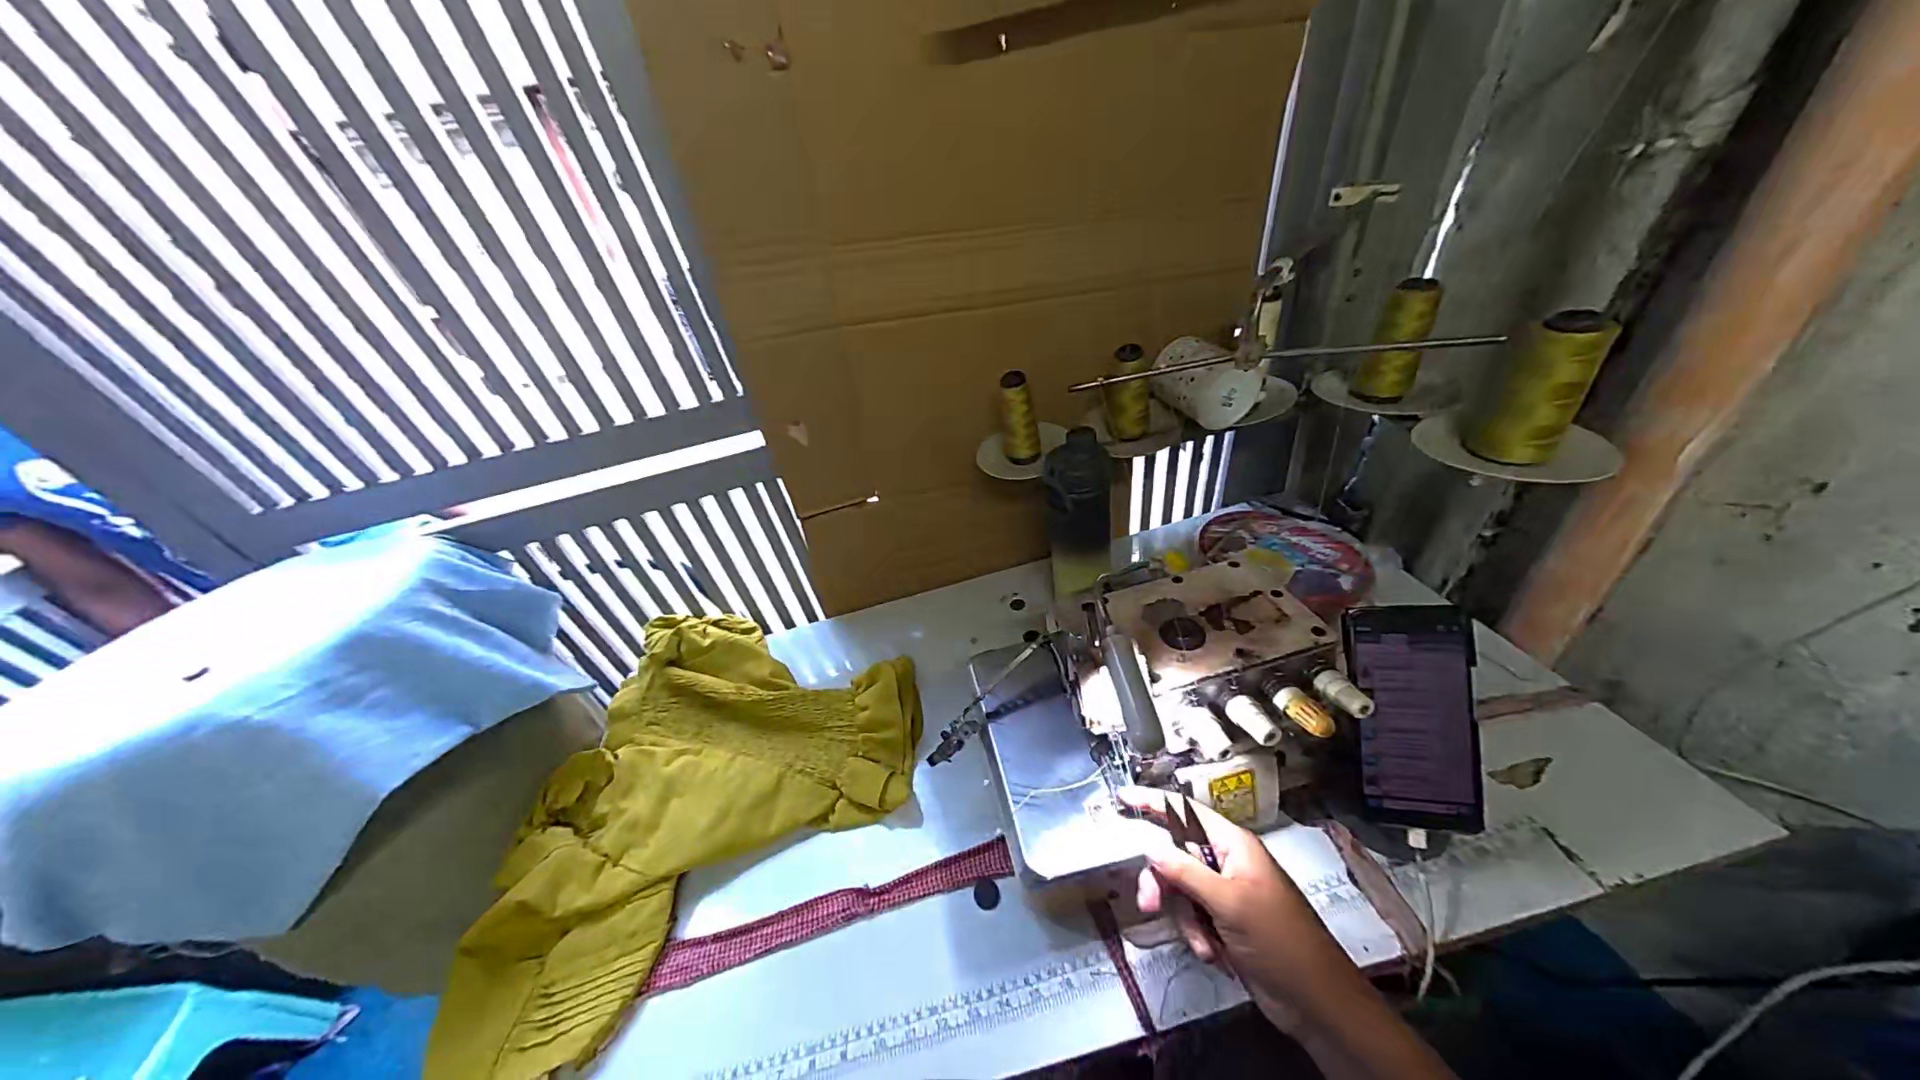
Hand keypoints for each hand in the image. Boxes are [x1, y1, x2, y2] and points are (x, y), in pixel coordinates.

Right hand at [1118, 787, 1375, 1033]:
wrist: (1315, 1001)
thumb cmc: (1279, 941)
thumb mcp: (1229, 903)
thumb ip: (1185, 872)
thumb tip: (1150, 846)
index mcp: (1234, 845)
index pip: (1186, 812)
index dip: (1153, 802)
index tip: (1123, 797)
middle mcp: (1228, 862)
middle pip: (1176, 855)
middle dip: (1164, 882)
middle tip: (1150, 903)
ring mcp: (1226, 892)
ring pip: (1181, 889)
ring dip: (1185, 918)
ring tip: (1203, 944)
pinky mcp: (1225, 920)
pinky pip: (1192, 915)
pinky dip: (1196, 933)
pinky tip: (1214, 953)